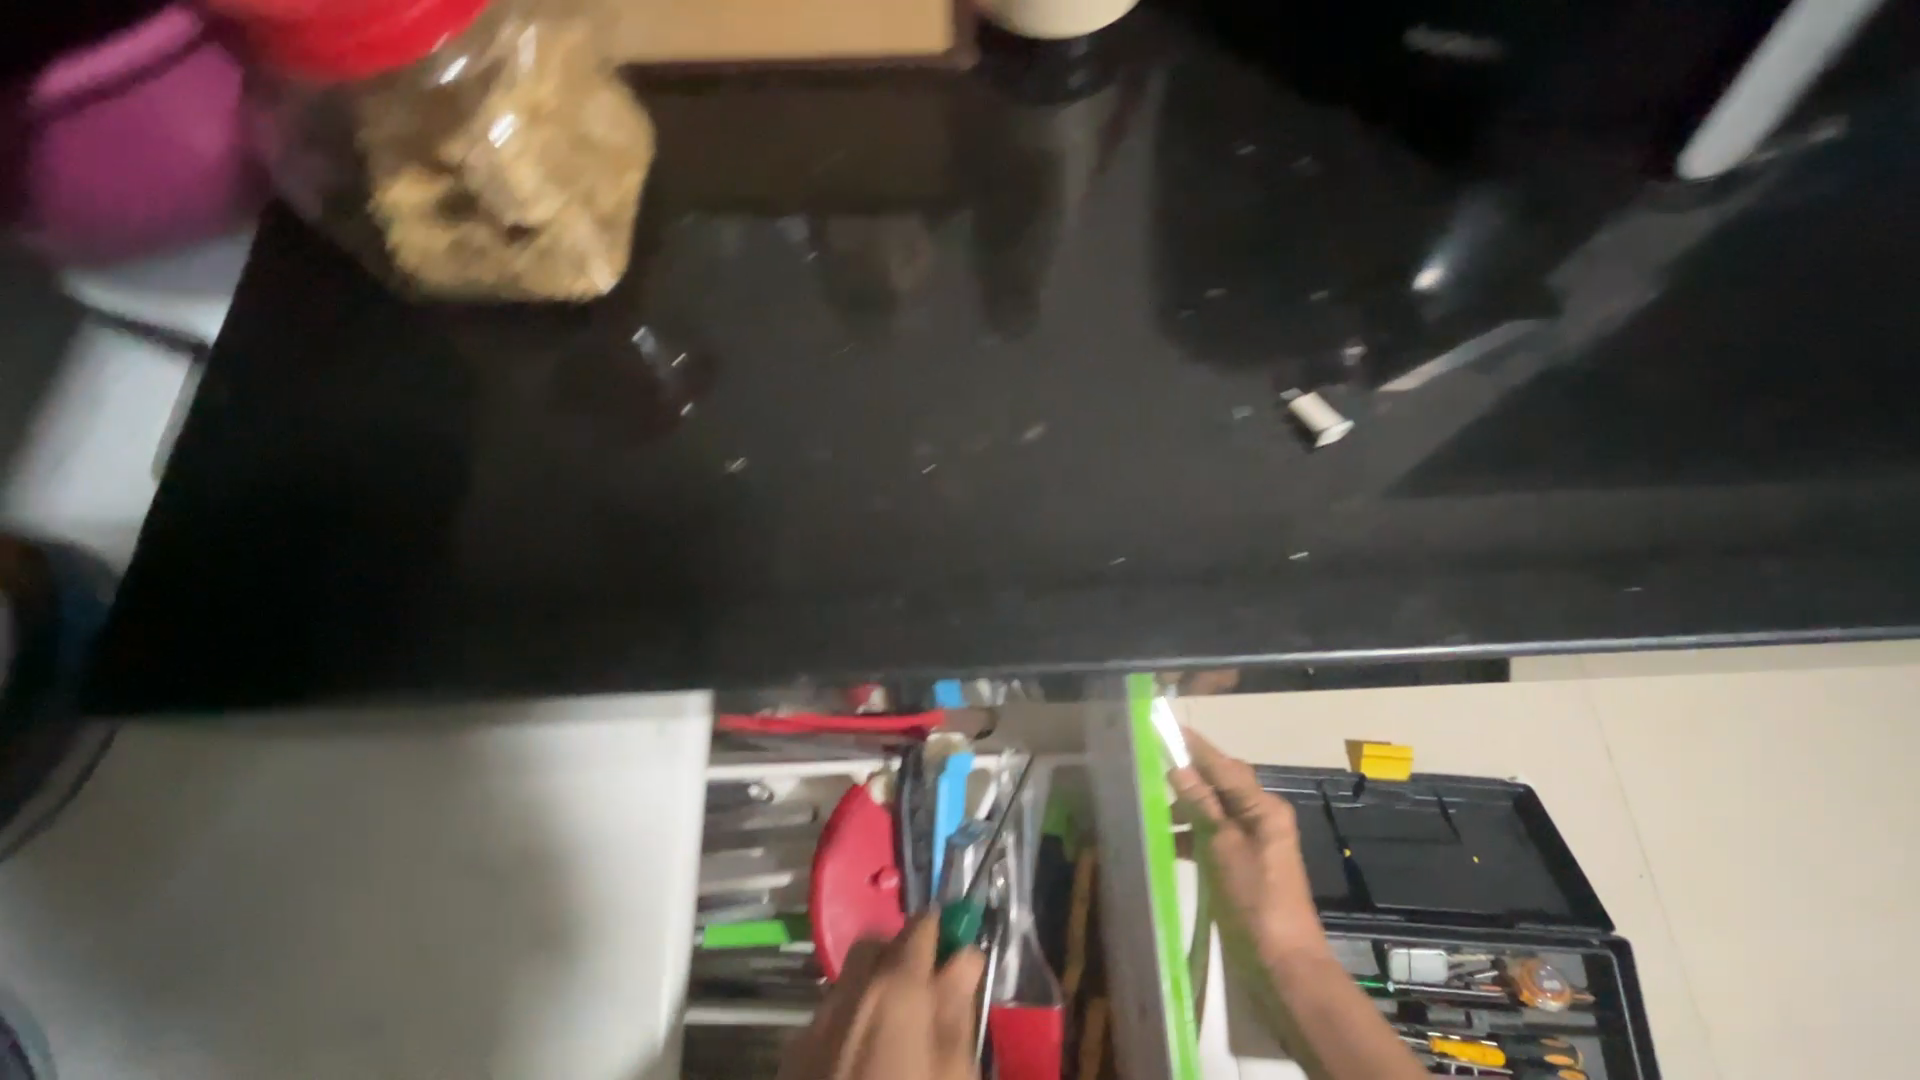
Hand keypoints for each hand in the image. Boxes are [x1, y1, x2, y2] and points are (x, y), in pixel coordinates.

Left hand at [777, 915, 986, 1079]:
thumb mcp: (952, 1078)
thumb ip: (956, 1014)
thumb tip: (965, 958)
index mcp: (893, 991)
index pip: (920, 929)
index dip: (943, 931)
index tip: (960, 946)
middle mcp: (847, 996)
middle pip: (873, 949)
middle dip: (902, 956)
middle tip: (932, 995)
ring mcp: (812, 1029)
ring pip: (848, 986)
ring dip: (875, 993)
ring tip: (903, 1040)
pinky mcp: (790, 1063)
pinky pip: (828, 1022)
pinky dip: (851, 1026)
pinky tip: (867, 1069)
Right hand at [1169, 728, 1327, 967]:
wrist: (1282, 964)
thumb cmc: (1254, 900)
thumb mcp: (1223, 848)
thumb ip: (1202, 806)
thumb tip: (1180, 768)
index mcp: (1264, 808)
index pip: (1224, 765)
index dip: (1195, 747)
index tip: (1165, 728)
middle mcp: (1261, 818)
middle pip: (1221, 784)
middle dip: (1188, 774)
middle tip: (1150, 766)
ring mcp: (1252, 843)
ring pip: (1213, 811)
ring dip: (1185, 807)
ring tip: (1149, 806)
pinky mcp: (1241, 866)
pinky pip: (1211, 837)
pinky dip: (1189, 835)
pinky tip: (1164, 841)